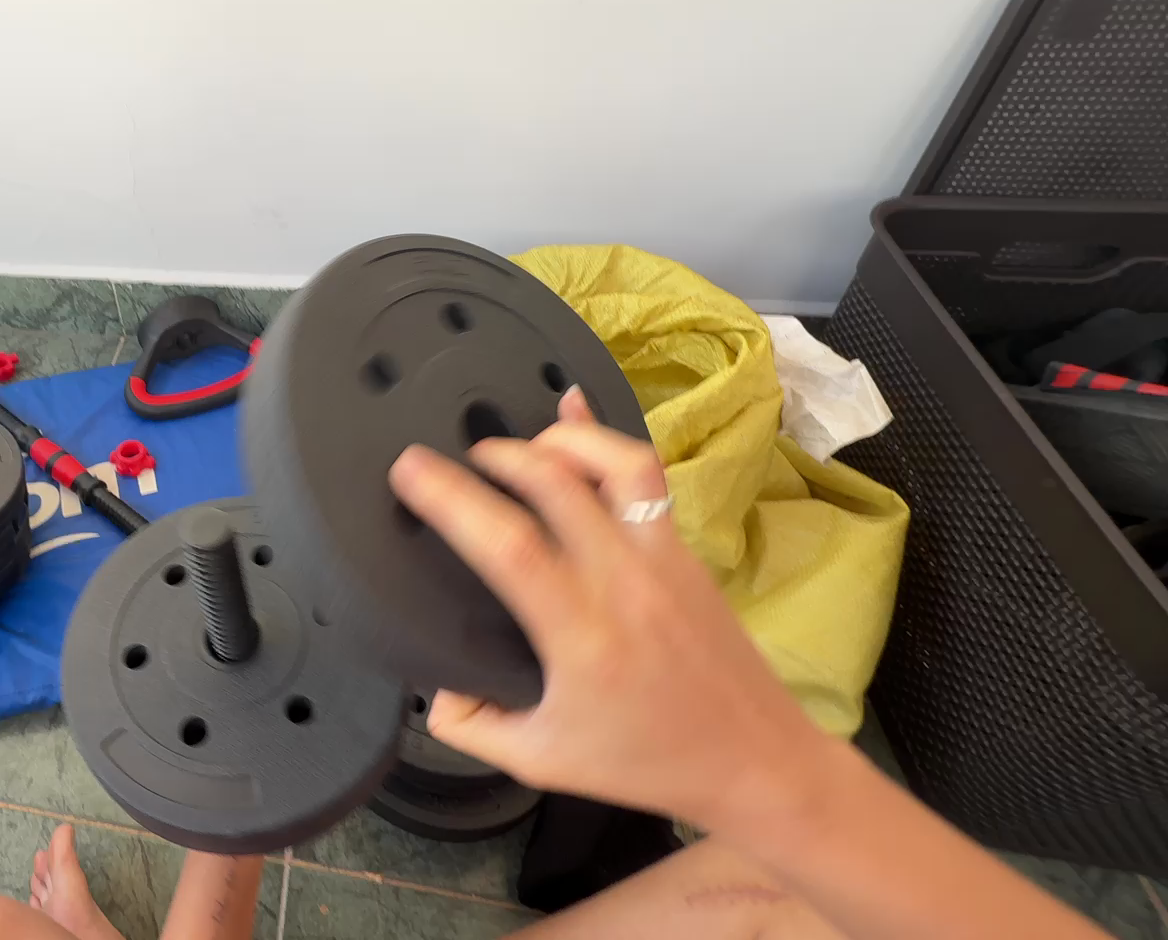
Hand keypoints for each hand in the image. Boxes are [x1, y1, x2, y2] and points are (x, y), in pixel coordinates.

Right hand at [386, 389, 834, 830]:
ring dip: (557, 439)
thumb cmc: (647, 761)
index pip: (508, 546)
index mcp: (580, 632)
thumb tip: (432, 687)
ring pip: (616, 463)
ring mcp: (662, 555)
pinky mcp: (684, 547)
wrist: (762, 764)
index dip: (452, 497)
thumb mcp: (540, 761)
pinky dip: (602, 434)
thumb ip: (471, 726)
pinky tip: (573, 407)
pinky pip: (645, 474)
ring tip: (517, 448)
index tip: (408, 469)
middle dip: (496, 455)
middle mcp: (623, 579)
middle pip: (557, 483)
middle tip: (454, 458)